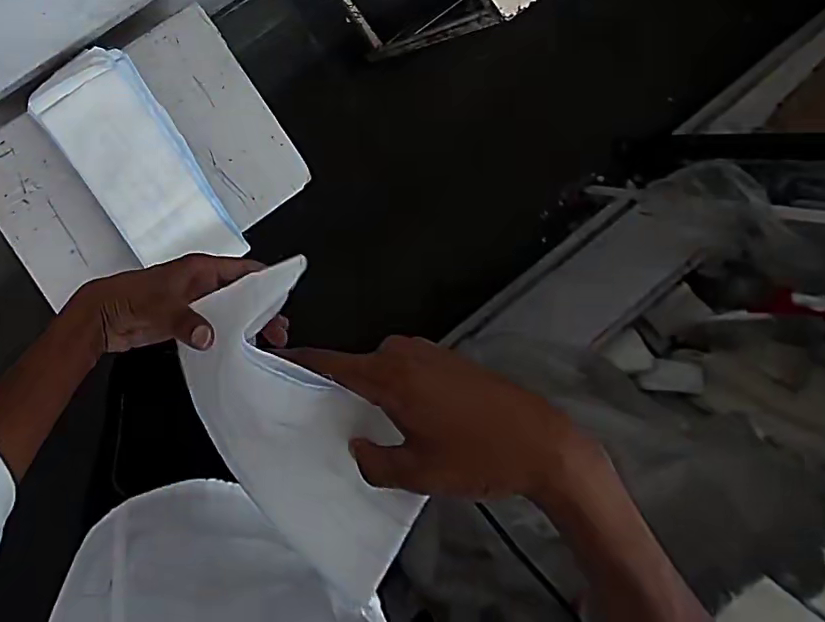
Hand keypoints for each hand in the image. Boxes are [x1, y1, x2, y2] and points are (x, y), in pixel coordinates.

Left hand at [65, 254, 290, 352]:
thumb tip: (209, 336)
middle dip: (261, 308)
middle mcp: (199, 282)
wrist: (103, 314)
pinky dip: (227, 335)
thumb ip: (188, 322)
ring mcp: (192, 301)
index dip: (265, 280)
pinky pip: (214, 325)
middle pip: (240, 292)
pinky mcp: (184, 320)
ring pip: (229, 310)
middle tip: (279, 329)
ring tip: (265, 341)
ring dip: (246, 324)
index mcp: (199, 269)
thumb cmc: (130, 297)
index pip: (242, 269)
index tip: (285, 292)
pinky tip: (236, 349)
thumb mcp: (163, 307)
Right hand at [281, 336, 592, 502]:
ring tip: (393, 427)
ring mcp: (426, 351)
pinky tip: (422, 417)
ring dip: (379, 389)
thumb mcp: (420, 473)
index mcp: (387, 375)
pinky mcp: (446, 356)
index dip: (301, 361)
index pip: (330, 362)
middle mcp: (402, 352)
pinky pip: (406, 366)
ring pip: (383, 367)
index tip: (279, 358)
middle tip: (344, 420)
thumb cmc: (482, 455)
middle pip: (356, 365)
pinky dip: (401, 385)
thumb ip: (375, 462)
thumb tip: (358, 448)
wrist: (545, 443)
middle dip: (347, 389)